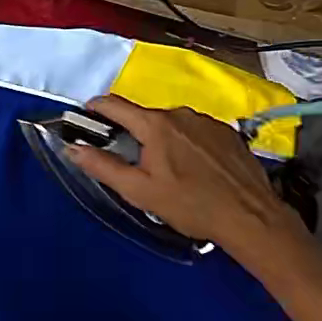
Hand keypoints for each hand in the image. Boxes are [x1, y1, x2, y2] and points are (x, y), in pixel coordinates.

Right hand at [62, 95, 296, 254]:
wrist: (248, 215)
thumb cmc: (190, 205)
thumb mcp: (140, 191)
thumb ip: (103, 167)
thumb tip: (73, 148)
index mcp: (156, 124)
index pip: (116, 105)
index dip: (97, 108)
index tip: (86, 114)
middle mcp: (181, 113)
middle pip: (146, 117)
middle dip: (136, 134)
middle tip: (136, 164)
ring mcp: (207, 120)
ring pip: (174, 125)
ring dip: (165, 140)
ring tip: (171, 172)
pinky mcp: (227, 131)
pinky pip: (197, 131)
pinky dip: (190, 144)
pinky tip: (197, 170)